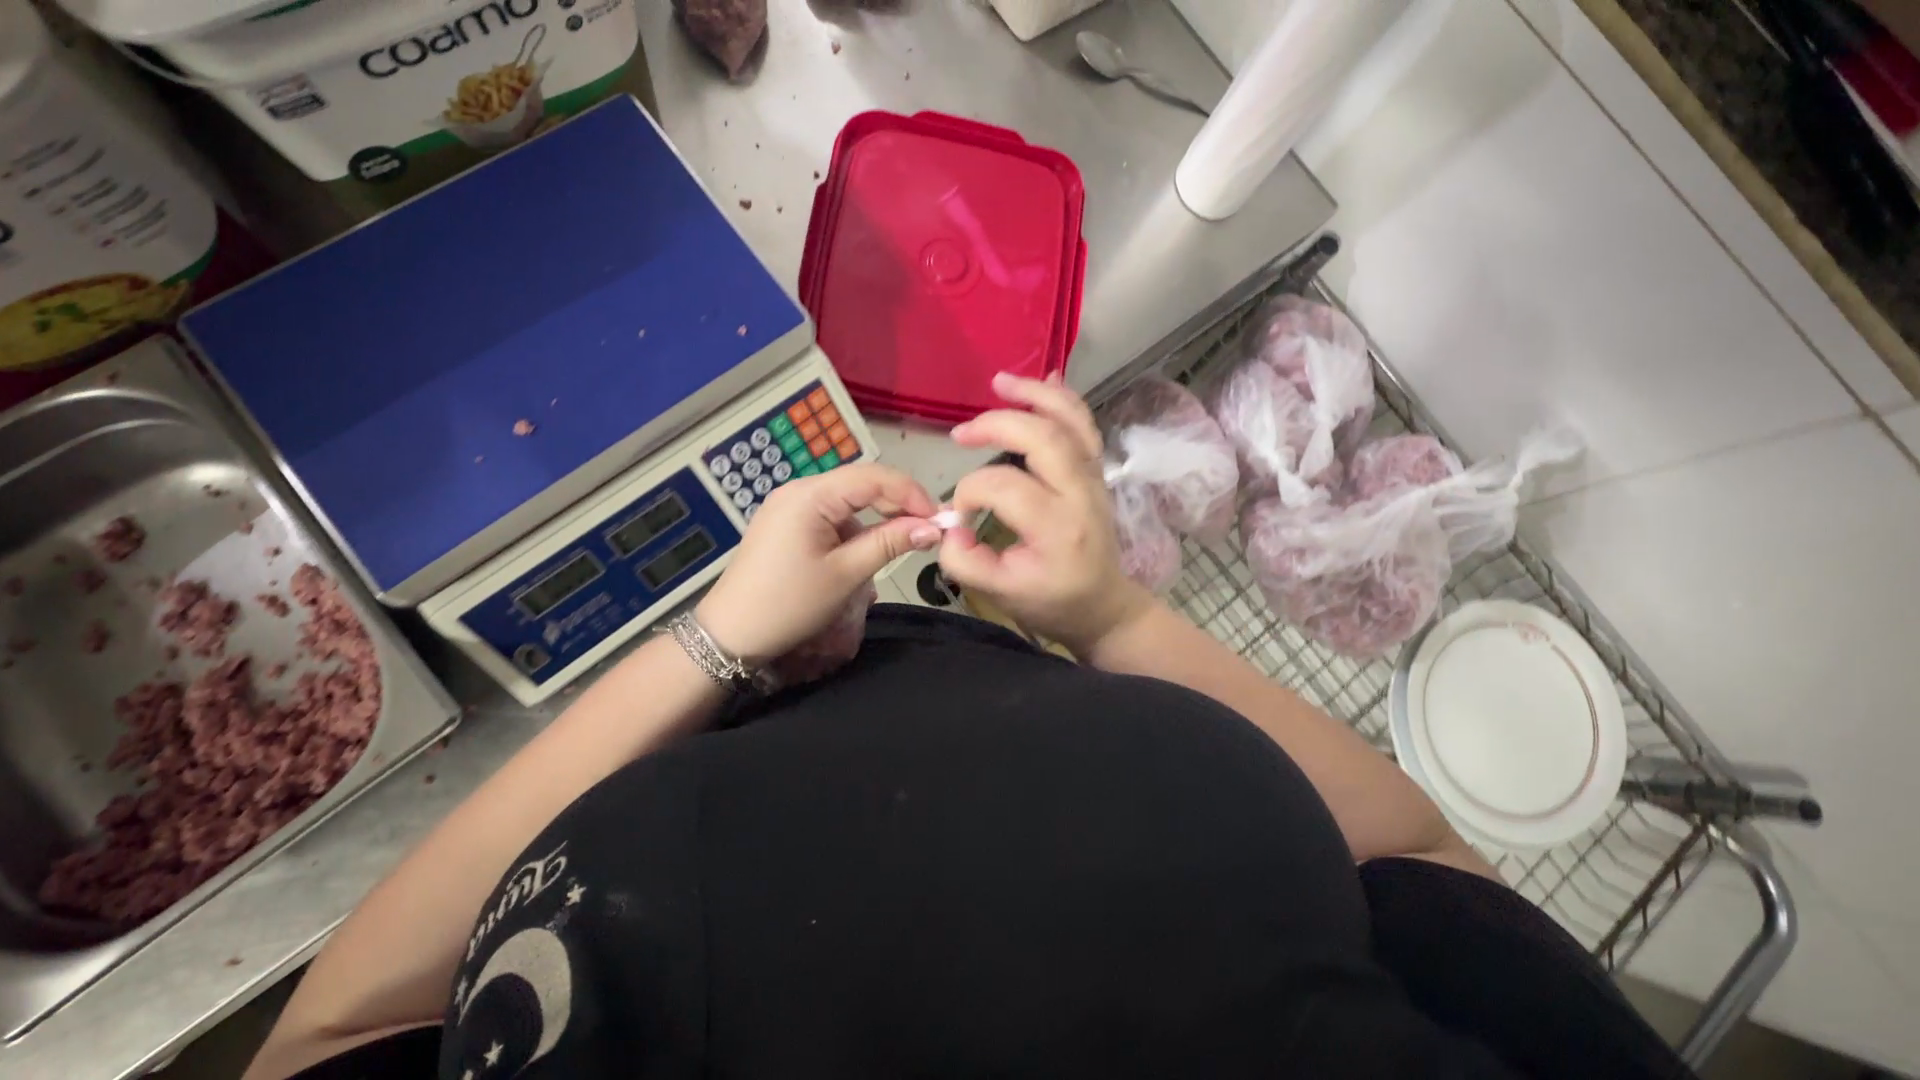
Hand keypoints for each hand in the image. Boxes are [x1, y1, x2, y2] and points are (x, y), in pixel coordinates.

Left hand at [697, 464, 939, 661]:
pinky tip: (861, 560)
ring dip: (875, 523)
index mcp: (810, 494)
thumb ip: (891, 543)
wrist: (730, 635)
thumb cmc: (789, 604)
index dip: (912, 494)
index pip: (874, 477)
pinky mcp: (783, 526)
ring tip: (897, 551)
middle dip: (896, 507)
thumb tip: (933, 527)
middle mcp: (797, 490)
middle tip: (927, 533)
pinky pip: (829, 519)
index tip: (940, 520)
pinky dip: (852, 534)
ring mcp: (787, 507)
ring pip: (847, 504)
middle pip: (860, 485)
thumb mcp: (846, 575)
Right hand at [938, 373, 1157, 654]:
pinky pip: (1084, 426)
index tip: (959, 514)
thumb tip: (949, 526)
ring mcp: (1093, 479)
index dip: (970, 492)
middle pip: (1044, 439)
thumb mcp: (1002, 594)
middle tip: (961, 433)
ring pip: (1071, 422)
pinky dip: (1064, 399)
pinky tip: (1044, 379)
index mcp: (1057, 528)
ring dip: (1035, 396)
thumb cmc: (1051, 601)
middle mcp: (1081, 495)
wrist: (1101, 605)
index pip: (1005, 487)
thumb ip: (966, 562)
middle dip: (997, 425)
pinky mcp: (1095, 472)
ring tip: (1000, 381)